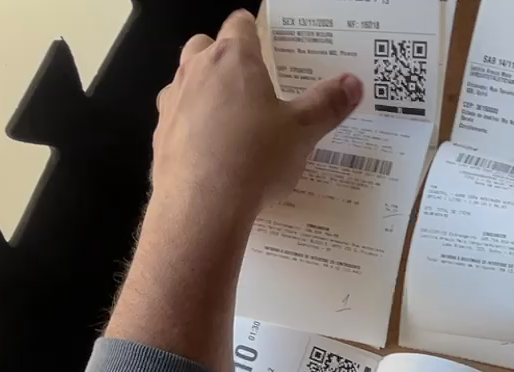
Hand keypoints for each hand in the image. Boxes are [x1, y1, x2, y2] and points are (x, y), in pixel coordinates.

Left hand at [151, 9, 362, 228]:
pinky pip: (176, 123)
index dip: (253, 32)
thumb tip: (353, 84)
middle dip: (223, 60)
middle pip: (204, 46)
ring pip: (185, 83)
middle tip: (247, 89)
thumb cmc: (255, 158)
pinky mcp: (160, 137)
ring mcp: (173, 102)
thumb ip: (327, 105)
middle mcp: (197, 70)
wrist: (203, 204)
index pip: (240, 25)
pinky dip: (190, 132)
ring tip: (229, 127)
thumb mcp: (302, 133)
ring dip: (203, 95)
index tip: (264, 48)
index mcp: (234, 58)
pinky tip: (210, 158)